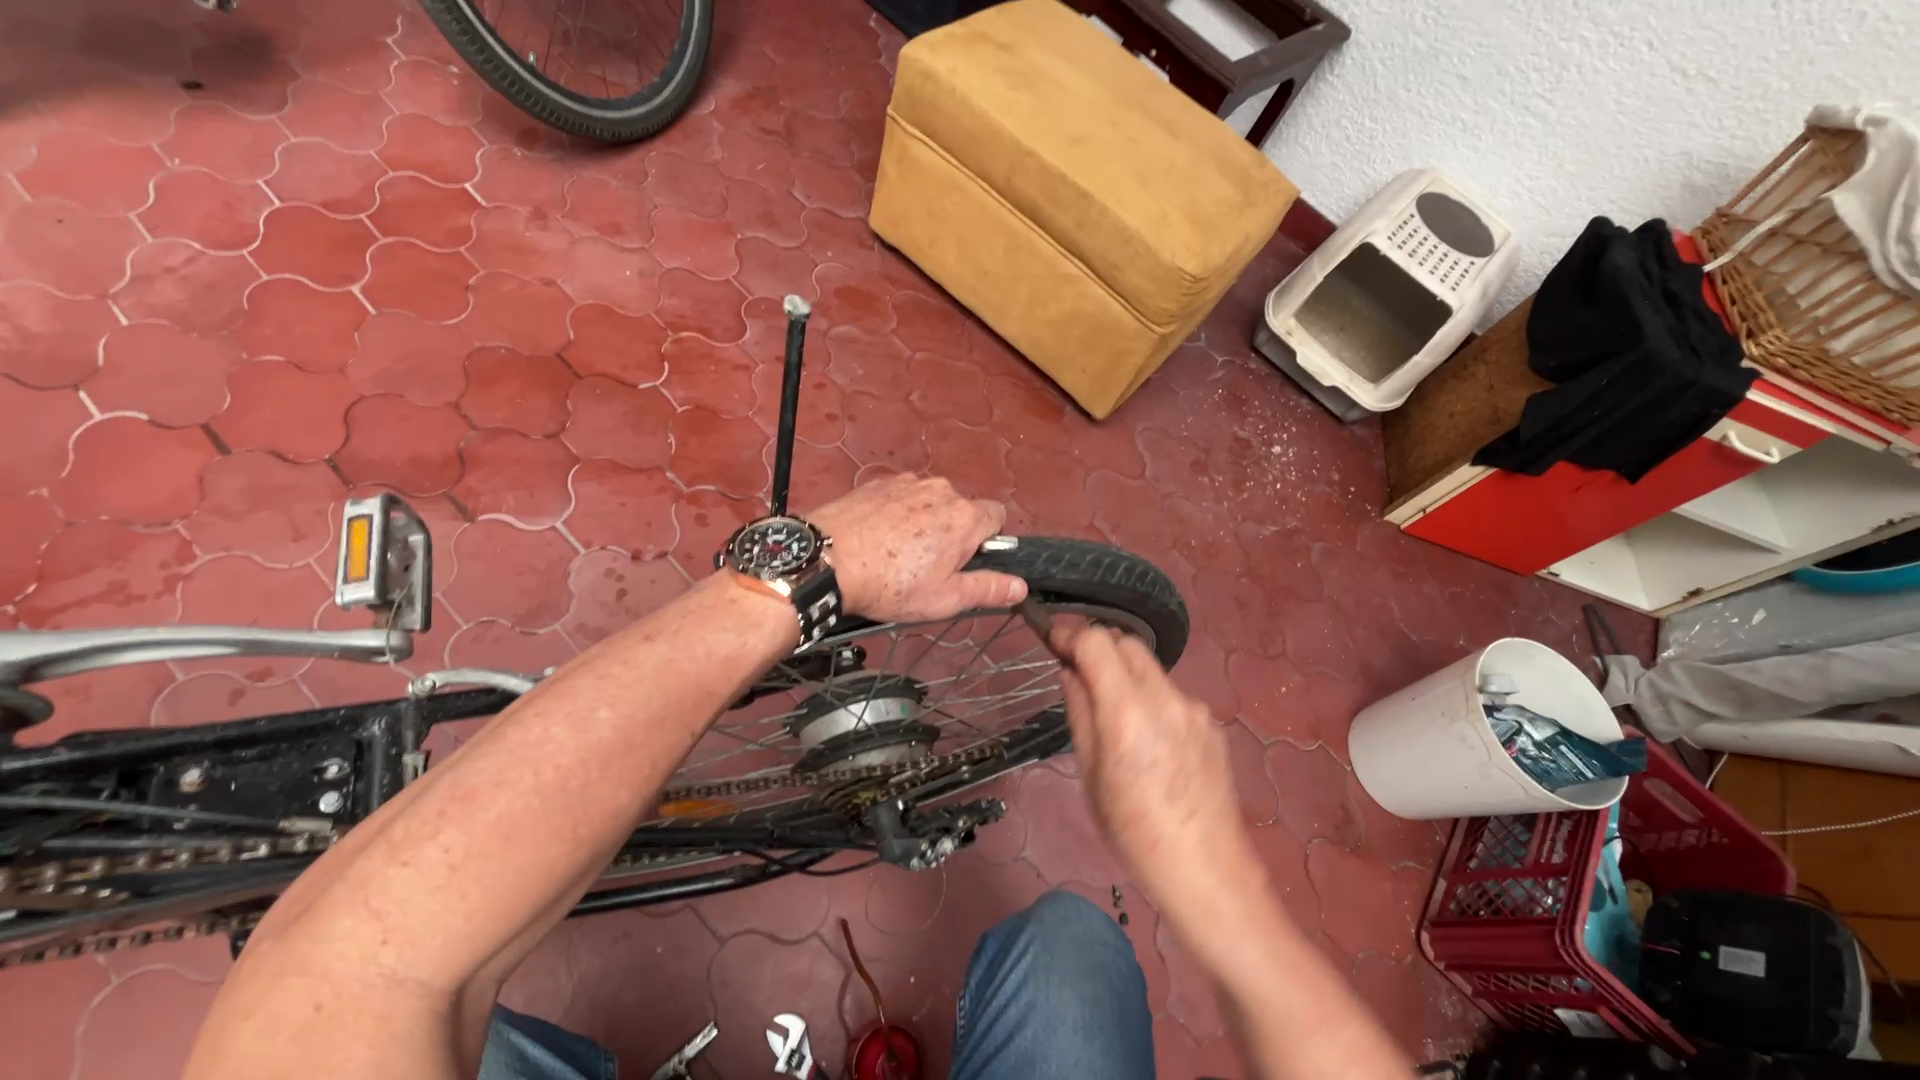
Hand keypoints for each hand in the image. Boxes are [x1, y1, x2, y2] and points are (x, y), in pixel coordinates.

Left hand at [809, 474, 1026, 622]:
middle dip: (952, 534)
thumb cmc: (891, 584)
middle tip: (926, 567)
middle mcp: (941, 490)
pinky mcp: (878, 483)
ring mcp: (907, 483)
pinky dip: (896, 514)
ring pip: (930, 503)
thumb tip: (1021, 586)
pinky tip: (877, 539)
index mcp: (965, 518)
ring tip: (896, 555)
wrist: (827, 560)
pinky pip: (901, 498)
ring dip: (923, 523)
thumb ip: (987, 589)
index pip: (997, 517)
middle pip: (961, 510)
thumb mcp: (945, 598)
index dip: (986, 541)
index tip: (964, 563)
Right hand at [1053, 623, 1245, 902]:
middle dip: (1099, 647)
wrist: (1204, 867)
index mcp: (1128, 711)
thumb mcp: (1091, 775)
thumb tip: (1071, 673)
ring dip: (1126, 675)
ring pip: (1152, 669)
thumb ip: (1081, 713)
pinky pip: (1173, 696)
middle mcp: (1166, 698)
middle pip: (1127, 644)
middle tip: (1077, 671)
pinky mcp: (1212, 725)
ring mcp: (1195, 709)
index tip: (1053, 638)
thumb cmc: (1133, 830)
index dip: (1070, 633)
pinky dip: (1152, 700)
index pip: (1097, 642)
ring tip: (1114, 716)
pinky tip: (1150, 742)